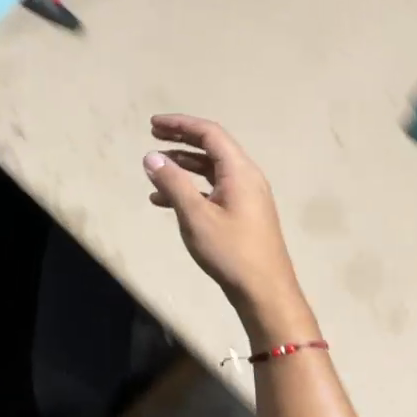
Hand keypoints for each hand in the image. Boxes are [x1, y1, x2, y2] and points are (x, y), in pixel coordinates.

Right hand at [143, 115, 311, 340]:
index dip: (181, 124)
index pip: (210, 134)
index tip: (153, 124)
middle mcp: (245, 178)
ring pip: (210, 169)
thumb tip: (151, 157)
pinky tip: (163, 200)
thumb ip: (172, 183)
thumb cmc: (231, 251)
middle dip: (181, 138)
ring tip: (154, 167)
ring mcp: (245, 196)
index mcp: (240, 172)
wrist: (264, 292)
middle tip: (153, 135)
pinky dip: (188, 187)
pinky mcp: (241, 213)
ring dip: (182, 163)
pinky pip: (211, 188)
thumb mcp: (195, 216)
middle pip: (211, 147)